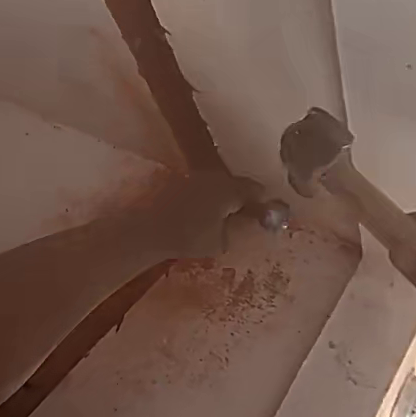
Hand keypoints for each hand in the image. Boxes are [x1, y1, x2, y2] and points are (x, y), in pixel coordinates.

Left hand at [131, 172, 258, 258]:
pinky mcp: (181, 184)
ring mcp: (196, 178)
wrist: (148, 230)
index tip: (268, 219)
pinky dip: (211, 201)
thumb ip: (244, 227)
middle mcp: (215, 177)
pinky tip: (207, 217)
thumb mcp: (223, 239)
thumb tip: (258, 222)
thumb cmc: (190, 237)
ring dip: (227, 200)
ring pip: (221, 186)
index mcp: (230, 187)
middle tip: (249, 221)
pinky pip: (206, 189)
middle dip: (247, 201)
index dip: (266, 204)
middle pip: (239, 186)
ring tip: (228, 222)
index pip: (257, 190)